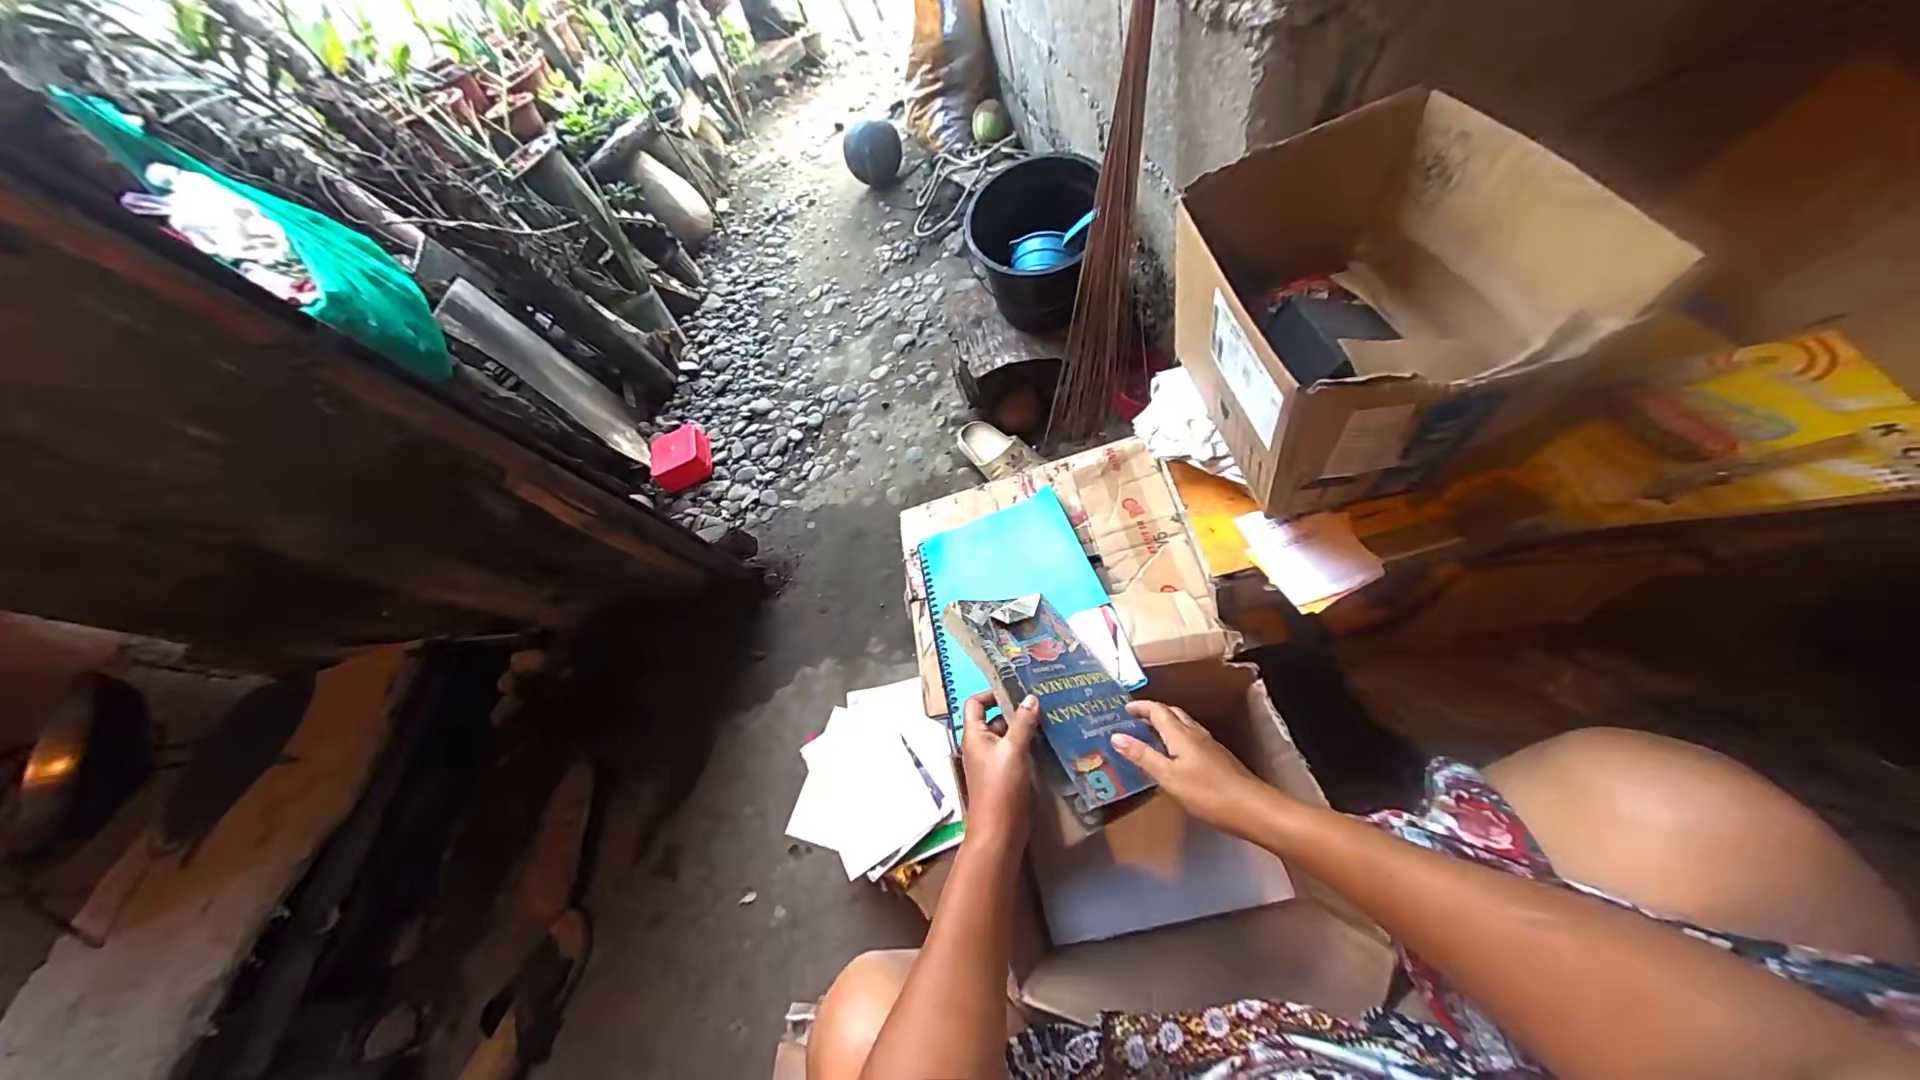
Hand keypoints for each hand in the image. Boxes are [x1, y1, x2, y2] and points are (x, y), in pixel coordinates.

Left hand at [961, 690, 1039, 849]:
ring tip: (1052, 717)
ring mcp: (994, 760)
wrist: (999, 832)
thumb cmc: (1001, 788)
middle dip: (1016, 709)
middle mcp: (981, 745)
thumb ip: (1023, 723)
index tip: (1016, 689)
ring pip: (1009, 735)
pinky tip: (1051, 740)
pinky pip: (1017, 752)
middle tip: (1043, 700)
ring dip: (1026, 727)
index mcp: (974, 735)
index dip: (992, 693)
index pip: (976, 703)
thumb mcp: (1013, 751)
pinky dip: (1030, 744)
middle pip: (996, 718)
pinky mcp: (1007, 774)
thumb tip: (1031, 697)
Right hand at [1110, 700, 1274, 837]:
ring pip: (1183, 725)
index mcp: (1181, 734)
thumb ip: (1143, 756)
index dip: (1140, 707)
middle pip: (1172, 714)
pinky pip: (1191, 738)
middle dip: (1152, 712)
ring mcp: (1209, 746)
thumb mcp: (1169, 777)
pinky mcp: (1218, 759)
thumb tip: (1116, 736)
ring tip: (1149, 734)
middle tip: (1134, 719)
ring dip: (1165, 724)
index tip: (1124, 709)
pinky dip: (1176, 737)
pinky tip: (1174, 755)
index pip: (1157, 710)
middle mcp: (1195, 734)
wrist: (1255, 809)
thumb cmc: (1208, 793)